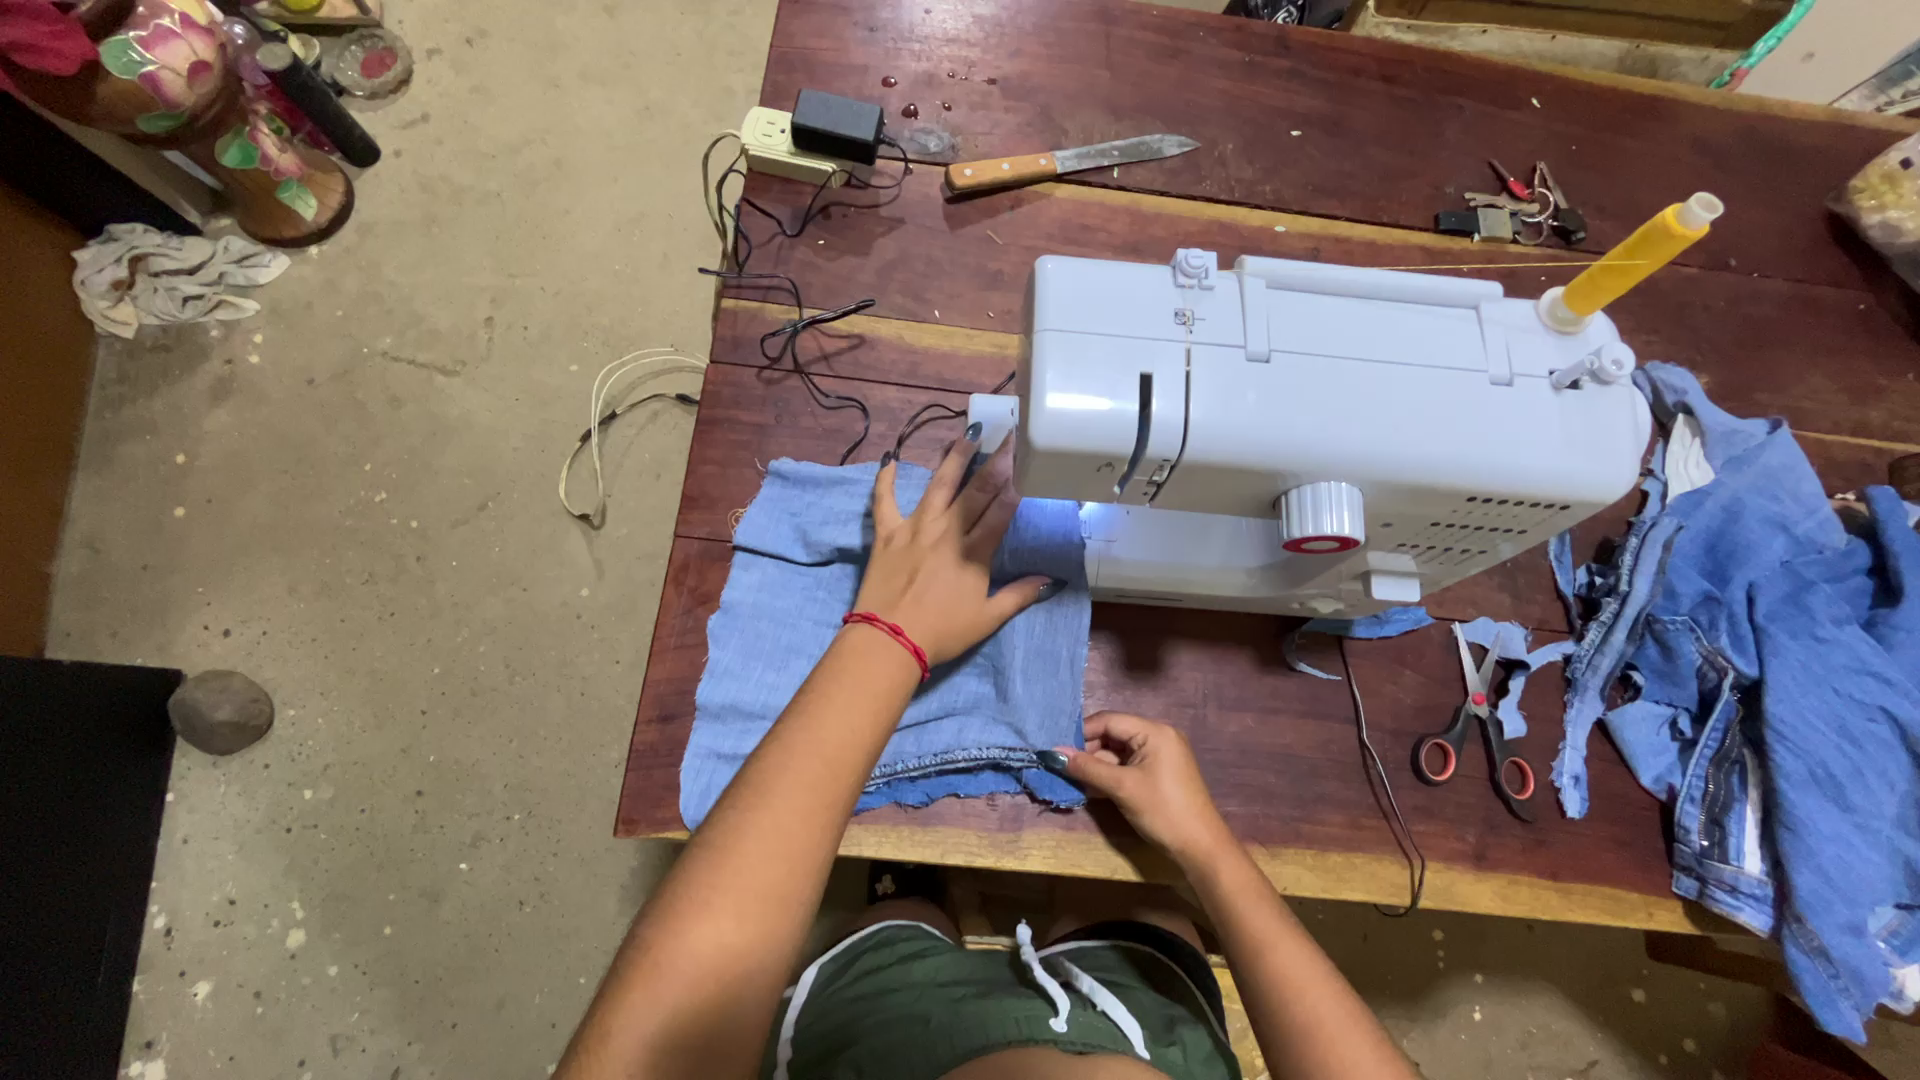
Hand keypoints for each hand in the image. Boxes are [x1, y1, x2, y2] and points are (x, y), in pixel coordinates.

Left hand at [852, 427, 1061, 666]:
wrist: (889, 641)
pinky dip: (886, 480)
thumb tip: (1051, 579)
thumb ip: (1019, 595)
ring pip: (937, 487)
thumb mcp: (988, 619)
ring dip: (953, 460)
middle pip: (975, 492)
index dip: (1016, 485)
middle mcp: (947, 532)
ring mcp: (915, 529)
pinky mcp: (886, 534)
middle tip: (1007, 437)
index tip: (1026, 459)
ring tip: (966, 436)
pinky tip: (890, 460)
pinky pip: (884, 502)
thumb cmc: (942, 633)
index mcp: (974, 553)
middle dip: (995, 463)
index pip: (1001, 511)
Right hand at [1052, 712, 1236, 867]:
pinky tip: (1090, 788)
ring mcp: (1158, 756)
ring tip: (1072, 780)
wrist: (1200, 848)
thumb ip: (1087, 768)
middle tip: (1063, 768)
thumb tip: (1053, 753)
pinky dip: (1109, 775)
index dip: (1081, 733)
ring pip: (1117, 753)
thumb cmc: (1162, 810)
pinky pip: (1126, 766)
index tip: (1057, 749)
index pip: (1109, 720)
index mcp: (1154, 731)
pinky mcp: (1157, 774)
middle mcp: (1157, 737)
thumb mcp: (1121, 787)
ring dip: (1096, 766)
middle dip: (1087, 751)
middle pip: (1112, 735)